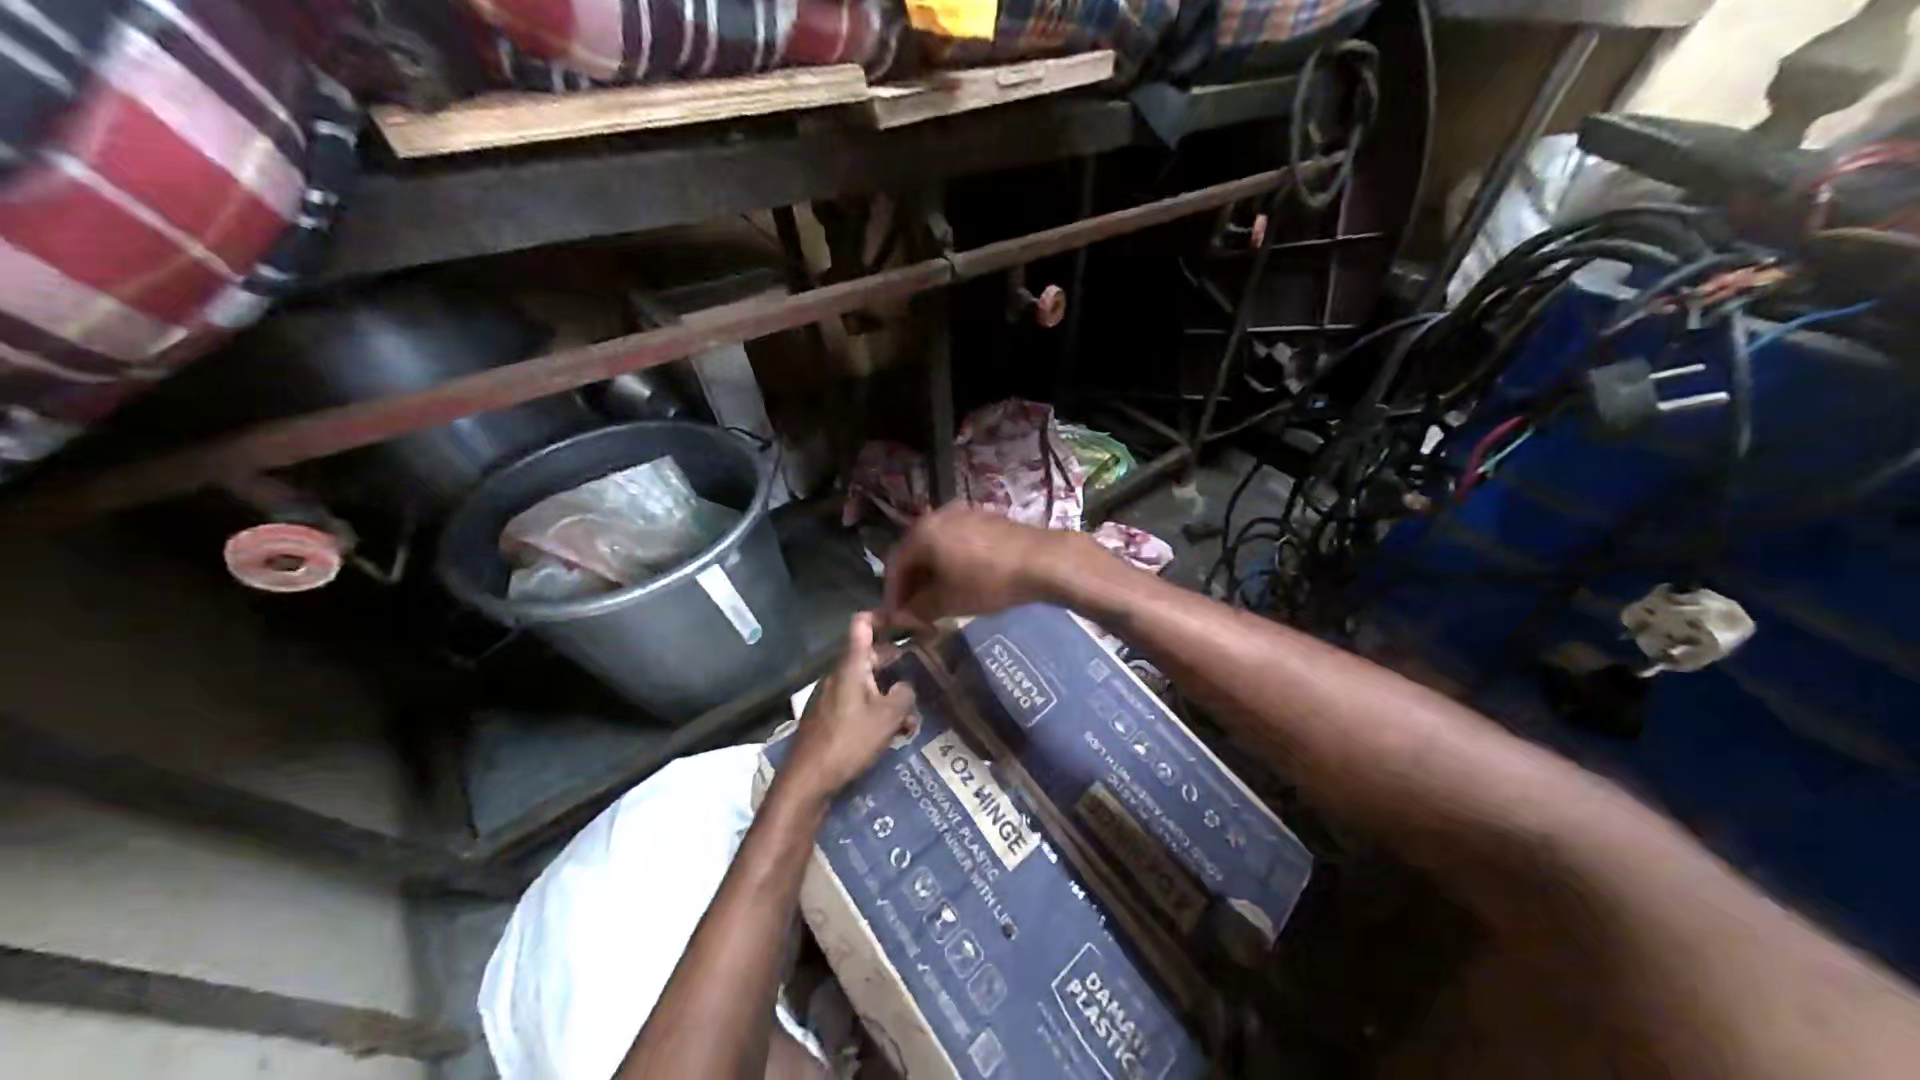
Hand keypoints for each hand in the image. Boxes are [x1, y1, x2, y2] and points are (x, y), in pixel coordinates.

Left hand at [781, 613, 917, 802]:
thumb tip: (904, 687)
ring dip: (890, 692)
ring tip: (912, 716)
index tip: (909, 621)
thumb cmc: (848, 741)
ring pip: (867, 682)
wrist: (807, 779)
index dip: (885, 616)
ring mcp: (832, 695)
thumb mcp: (888, 717)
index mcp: (851, 665)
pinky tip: (893, 733)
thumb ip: (904, 695)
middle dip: (897, 661)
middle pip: (870, 654)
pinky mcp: (829, 716)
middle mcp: (839, 674)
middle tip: (923, 670)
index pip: (863, 623)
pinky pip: (858, 702)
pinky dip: (877, 709)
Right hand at [881, 507, 1087, 631]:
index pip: (895, 565)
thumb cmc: (988, 581)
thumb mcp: (948, 601)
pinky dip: (950, 562)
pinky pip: (956, 542)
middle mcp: (937, 516)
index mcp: (922, 532)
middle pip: (914, 553)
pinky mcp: (985, 518)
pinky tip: (960, 581)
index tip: (895, 619)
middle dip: (912, 583)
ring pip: (936, 547)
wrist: (1042, 560)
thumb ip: (919, 608)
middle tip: (913, 611)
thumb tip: (903, 615)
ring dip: (931, 573)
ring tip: (936, 600)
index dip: (892, 595)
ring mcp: (963, 513)